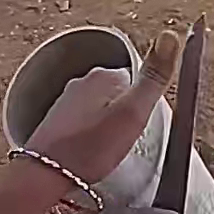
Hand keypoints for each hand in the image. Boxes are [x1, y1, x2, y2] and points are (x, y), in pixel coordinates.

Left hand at [25, 31, 181, 183]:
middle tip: (125, 141)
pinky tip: (92, 152)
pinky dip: (93, 137)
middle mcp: (82, 83)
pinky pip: (87, 124)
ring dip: (109, 128)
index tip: (140, 127)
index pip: (139, 82)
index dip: (144, 107)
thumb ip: (153, 78)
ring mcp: (67, 102)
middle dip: (127, 117)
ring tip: (109, 150)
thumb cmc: (88, 148)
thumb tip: (170, 37)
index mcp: (103, 76)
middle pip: (120, 96)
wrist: (44, 176)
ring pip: (103, 111)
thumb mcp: (132, 113)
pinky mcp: (59, 122)